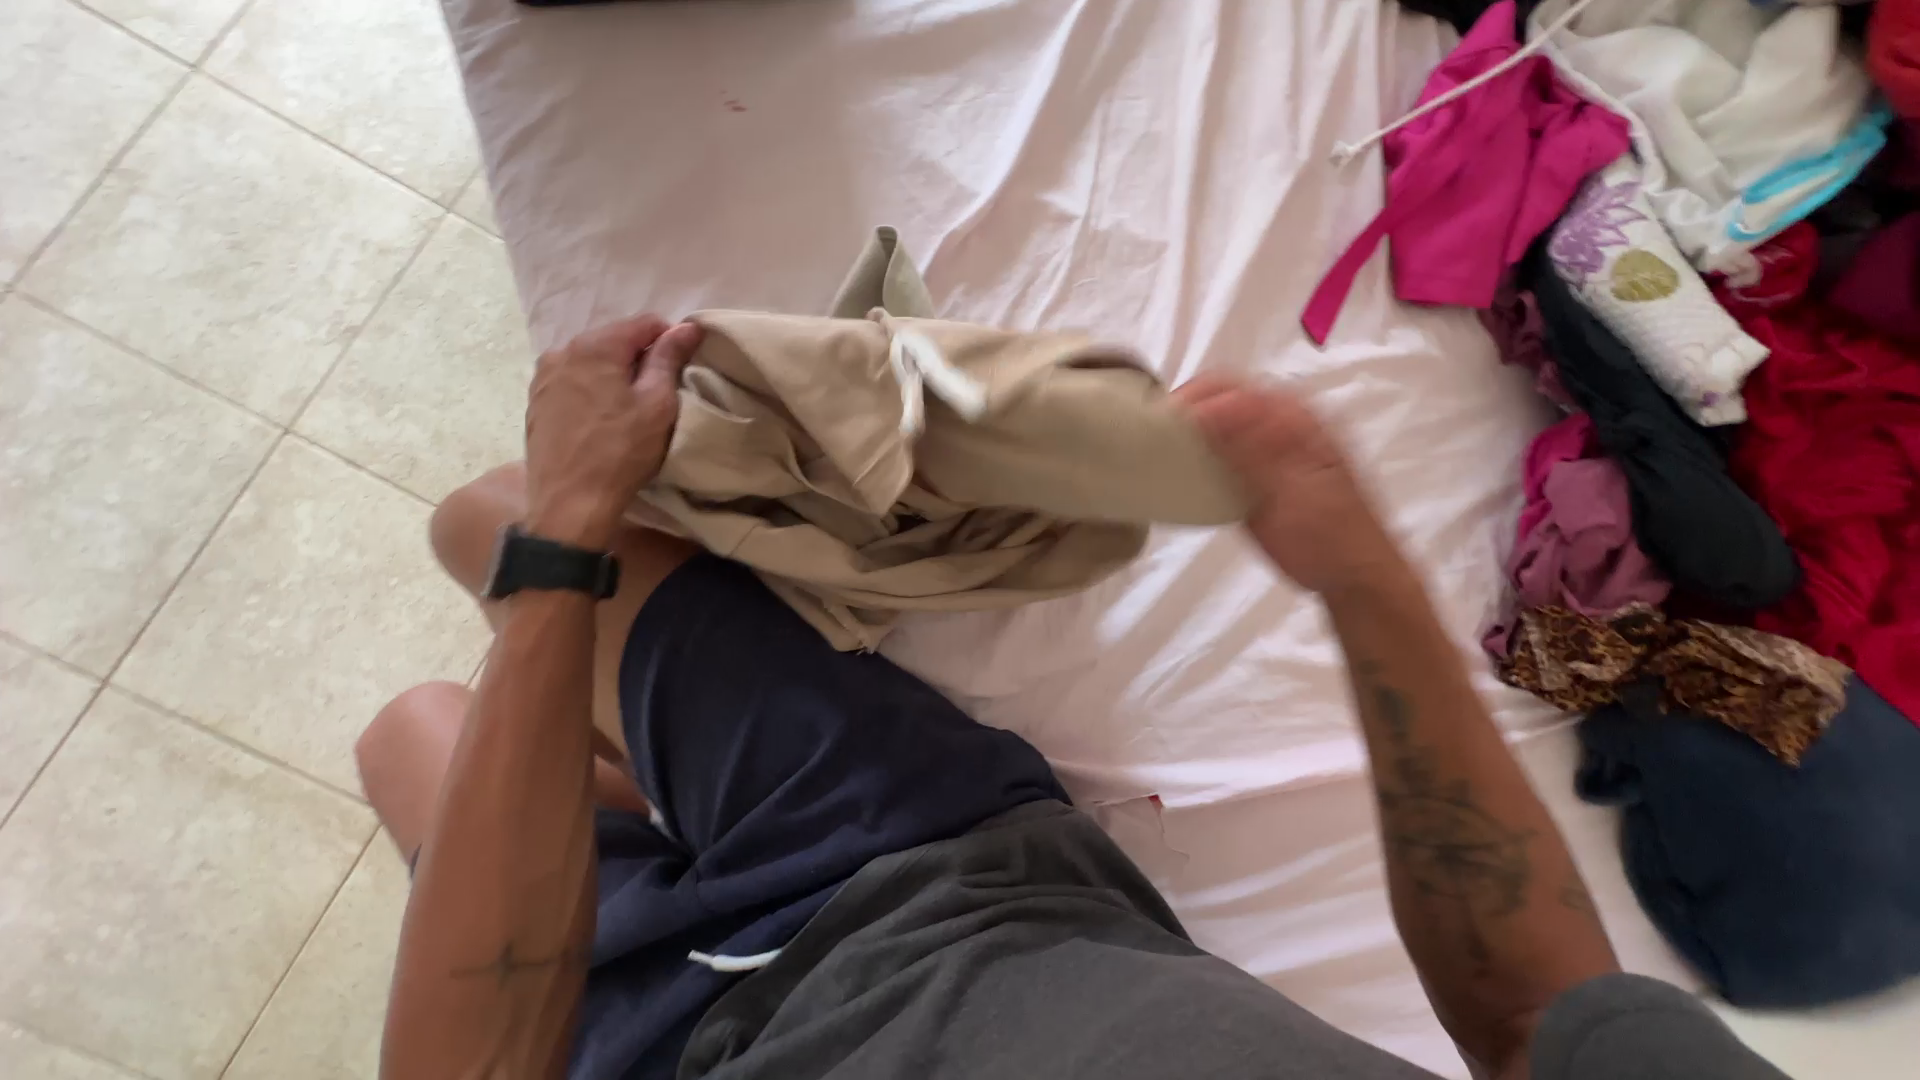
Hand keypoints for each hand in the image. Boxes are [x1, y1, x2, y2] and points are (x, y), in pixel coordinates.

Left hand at [523, 315, 703, 549]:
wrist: (571, 502)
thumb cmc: (622, 452)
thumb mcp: (657, 404)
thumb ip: (669, 359)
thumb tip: (686, 327)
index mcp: (596, 346)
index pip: (644, 323)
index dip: (670, 339)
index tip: (683, 366)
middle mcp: (563, 351)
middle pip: (613, 339)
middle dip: (639, 357)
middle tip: (659, 389)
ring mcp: (544, 376)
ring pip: (591, 361)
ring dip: (613, 373)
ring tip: (630, 405)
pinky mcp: (536, 401)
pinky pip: (572, 381)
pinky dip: (592, 389)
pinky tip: (602, 417)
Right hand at [1176, 375, 1401, 594]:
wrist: (1352, 577)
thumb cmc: (1328, 537)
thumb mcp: (1289, 489)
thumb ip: (1249, 447)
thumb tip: (1204, 410)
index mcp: (1293, 418)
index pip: (1230, 388)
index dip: (1191, 399)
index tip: (1158, 427)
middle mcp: (1277, 425)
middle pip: (1219, 401)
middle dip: (1183, 415)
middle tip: (1151, 443)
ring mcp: (1264, 450)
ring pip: (1215, 427)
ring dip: (1186, 437)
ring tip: (1155, 458)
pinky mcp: (1252, 476)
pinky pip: (1217, 455)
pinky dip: (1195, 460)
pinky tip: (1176, 476)